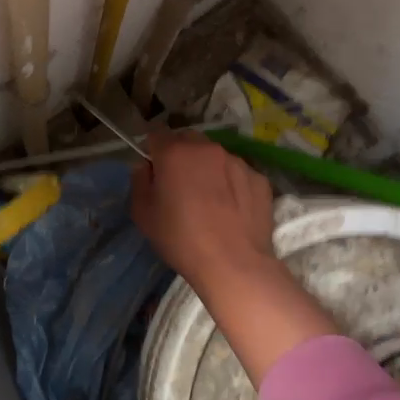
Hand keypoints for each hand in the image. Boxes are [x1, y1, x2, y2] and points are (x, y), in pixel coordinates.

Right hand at [131, 132, 336, 380]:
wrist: (234, 264)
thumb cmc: (181, 239)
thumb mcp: (142, 214)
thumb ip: (139, 181)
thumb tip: (146, 166)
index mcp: (175, 152)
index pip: (157, 134)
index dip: (153, 151)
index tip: (155, 171)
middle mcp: (207, 148)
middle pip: (188, 140)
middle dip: (181, 155)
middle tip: (180, 185)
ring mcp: (237, 162)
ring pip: (215, 156)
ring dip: (208, 169)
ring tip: (209, 201)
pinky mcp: (260, 179)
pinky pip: (238, 174)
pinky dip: (231, 184)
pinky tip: (230, 210)